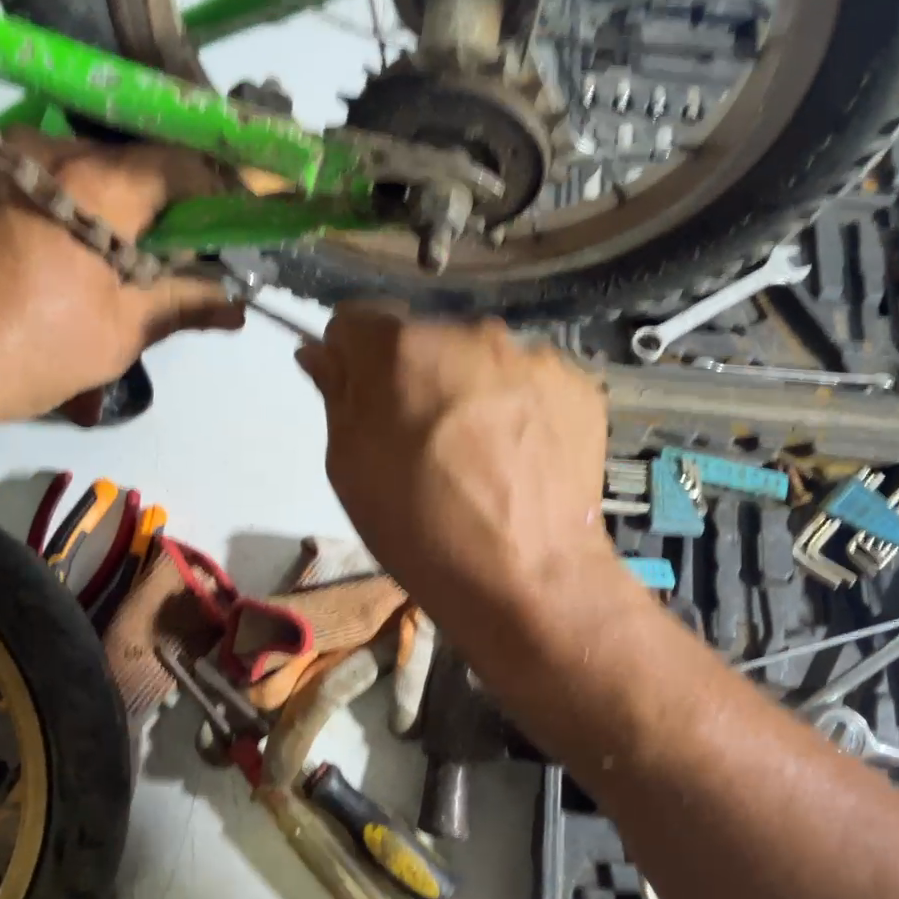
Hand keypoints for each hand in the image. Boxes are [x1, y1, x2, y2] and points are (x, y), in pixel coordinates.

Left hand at [0, 134, 244, 425]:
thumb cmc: (18, 350)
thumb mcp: (115, 336)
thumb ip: (180, 305)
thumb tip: (236, 304)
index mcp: (96, 185)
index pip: (183, 164)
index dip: (217, 195)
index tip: (229, 233)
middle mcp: (45, 146)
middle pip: (129, 163)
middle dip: (159, 207)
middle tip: (166, 261)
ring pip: (77, 168)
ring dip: (104, 207)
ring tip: (100, 265)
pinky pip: (30, 175)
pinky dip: (56, 205)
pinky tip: (45, 256)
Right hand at [297, 302, 609, 613]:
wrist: (527, 578)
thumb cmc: (419, 527)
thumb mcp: (350, 468)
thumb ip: (336, 395)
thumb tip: (322, 353)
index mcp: (400, 347)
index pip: (356, 321)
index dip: (350, 360)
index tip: (361, 403)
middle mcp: (469, 332)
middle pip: (424, 339)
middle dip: (414, 376)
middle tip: (423, 442)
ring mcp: (531, 356)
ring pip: (480, 360)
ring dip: (469, 389)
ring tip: (480, 456)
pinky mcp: (576, 384)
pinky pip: (529, 383)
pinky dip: (519, 408)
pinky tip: (519, 459)